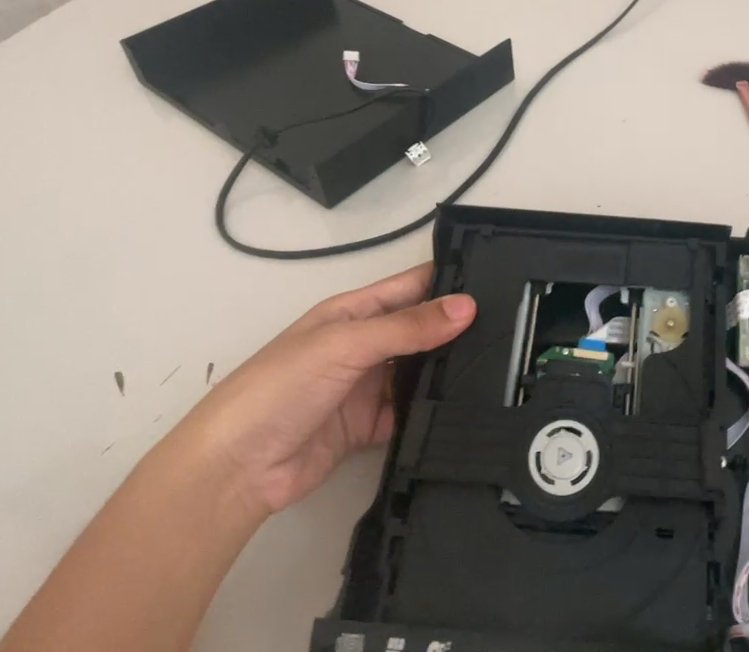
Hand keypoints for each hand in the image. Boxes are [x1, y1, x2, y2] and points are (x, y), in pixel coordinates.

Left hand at [170, 264, 475, 513]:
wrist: (237, 468)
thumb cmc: (281, 387)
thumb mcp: (345, 344)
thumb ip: (407, 327)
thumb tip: (467, 307)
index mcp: (352, 312)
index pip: (410, 287)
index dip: (449, 280)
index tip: (498, 281)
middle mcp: (364, 345)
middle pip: (420, 330)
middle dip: (457, 327)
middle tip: (511, 328)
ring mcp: (367, 387)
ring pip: (420, 372)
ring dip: (449, 370)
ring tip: (501, 366)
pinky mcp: (370, 427)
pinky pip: (412, 413)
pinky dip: (434, 410)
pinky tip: (465, 408)